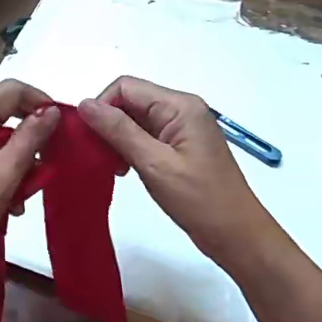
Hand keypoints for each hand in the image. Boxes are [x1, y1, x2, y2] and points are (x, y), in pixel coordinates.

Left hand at [0, 80, 59, 291]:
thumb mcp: (1, 181)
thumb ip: (28, 140)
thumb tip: (51, 111)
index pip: (10, 90)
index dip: (40, 101)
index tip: (62, 126)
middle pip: (0, 108)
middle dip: (28, 131)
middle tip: (49, 159)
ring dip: (15, 152)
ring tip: (29, 187)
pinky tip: (9, 195)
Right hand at [77, 76, 279, 267]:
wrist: (236, 234)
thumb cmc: (199, 199)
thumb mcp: (154, 164)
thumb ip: (119, 131)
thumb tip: (85, 104)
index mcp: (180, 105)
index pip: (126, 87)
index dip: (102, 106)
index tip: (88, 138)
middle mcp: (182, 109)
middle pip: (131, 101)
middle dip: (109, 124)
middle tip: (97, 157)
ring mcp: (183, 128)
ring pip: (137, 119)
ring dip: (118, 139)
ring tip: (111, 167)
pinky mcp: (182, 146)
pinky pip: (148, 136)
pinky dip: (131, 149)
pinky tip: (125, 170)